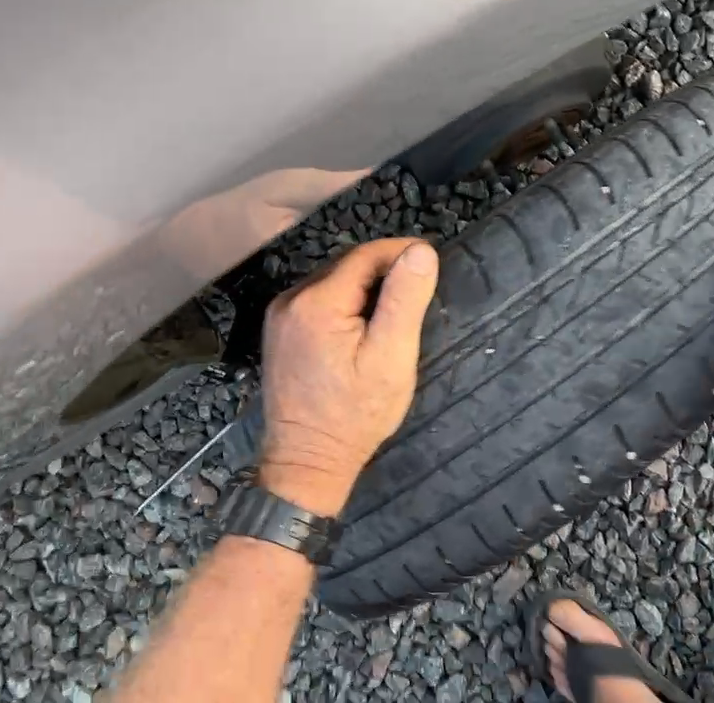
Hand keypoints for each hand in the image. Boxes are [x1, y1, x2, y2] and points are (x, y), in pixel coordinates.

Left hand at [259, 238, 438, 515]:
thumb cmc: (356, 414)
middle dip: (386, 269)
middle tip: (420, 288)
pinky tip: (367, 323)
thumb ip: (404, 299)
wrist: (307, 462)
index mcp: (317, 302)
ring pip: (335, 280)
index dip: (402, 252)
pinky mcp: (281, 331)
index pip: (366, 255)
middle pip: (349, 265)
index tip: (432, 261)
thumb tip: (421, 250)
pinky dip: (348, 300)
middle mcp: (292, 300)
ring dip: (368, 284)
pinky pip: (321, 299)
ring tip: (399, 305)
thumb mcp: (391, 357)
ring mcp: (281, 316)